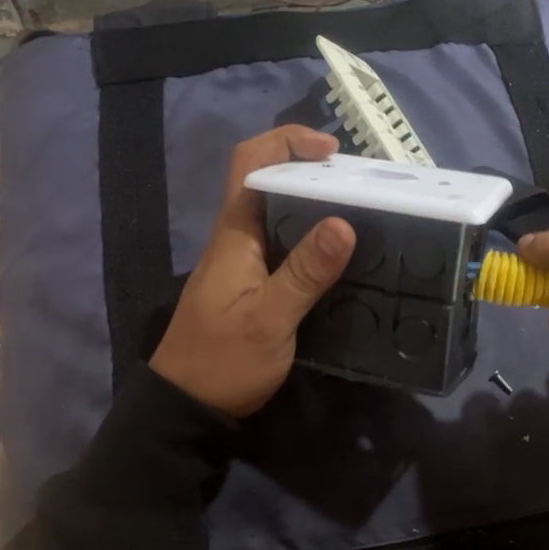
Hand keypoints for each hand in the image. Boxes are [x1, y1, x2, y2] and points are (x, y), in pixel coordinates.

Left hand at [149, 127, 356, 417]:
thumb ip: (305, 273)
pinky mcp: (252, 287)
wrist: (187, 407)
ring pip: (277, 216)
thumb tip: (343, 222)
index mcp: (234, 235)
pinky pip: (283, 246)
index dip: (288, 142)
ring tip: (361, 213)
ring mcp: (242, 264)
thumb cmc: (223, 362)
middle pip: (267, 184)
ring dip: (314, 205)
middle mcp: (236, 240)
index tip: (332, 152)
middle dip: (310, 172)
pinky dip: (311, 239)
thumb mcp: (269, 320)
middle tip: (359, 186)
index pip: (251, 164)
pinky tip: (341, 256)